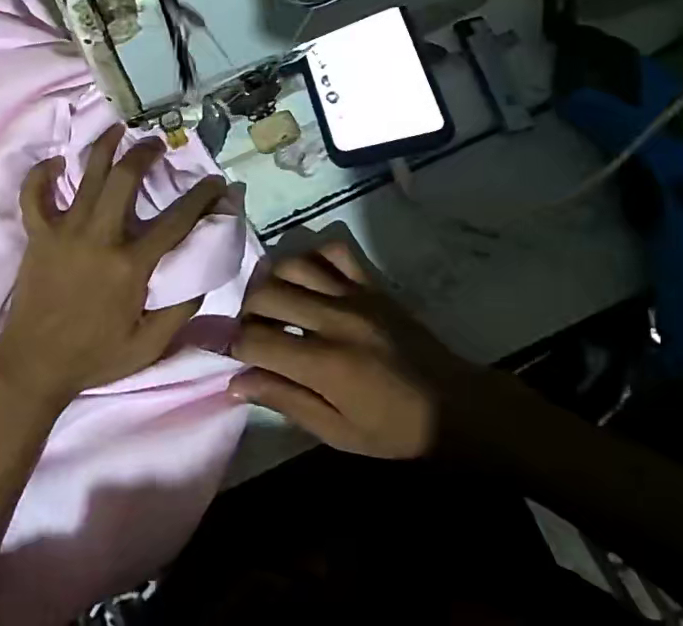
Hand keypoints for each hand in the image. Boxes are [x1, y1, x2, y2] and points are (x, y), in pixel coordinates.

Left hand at [0, 126, 228, 404]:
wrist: (34, 366)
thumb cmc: (96, 356)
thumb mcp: (150, 343)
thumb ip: (181, 307)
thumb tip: (203, 272)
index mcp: (130, 264)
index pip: (177, 220)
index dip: (203, 197)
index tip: (217, 182)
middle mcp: (99, 236)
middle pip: (125, 178)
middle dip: (146, 153)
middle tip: (158, 143)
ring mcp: (64, 232)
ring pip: (85, 175)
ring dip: (104, 147)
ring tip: (118, 130)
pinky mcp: (38, 235)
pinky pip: (34, 195)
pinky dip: (41, 175)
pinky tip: (55, 163)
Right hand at [228, 241, 479, 458]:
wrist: (455, 406)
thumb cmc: (393, 430)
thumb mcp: (336, 432)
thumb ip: (284, 400)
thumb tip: (235, 382)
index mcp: (325, 364)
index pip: (256, 339)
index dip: (231, 344)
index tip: (228, 350)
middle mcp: (335, 320)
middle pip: (266, 292)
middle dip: (247, 311)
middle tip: (253, 330)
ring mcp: (356, 295)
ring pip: (293, 264)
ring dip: (272, 280)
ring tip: (275, 303)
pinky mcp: (373, 283)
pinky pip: (334, 250)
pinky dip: (313, 257)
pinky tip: (309, 280)